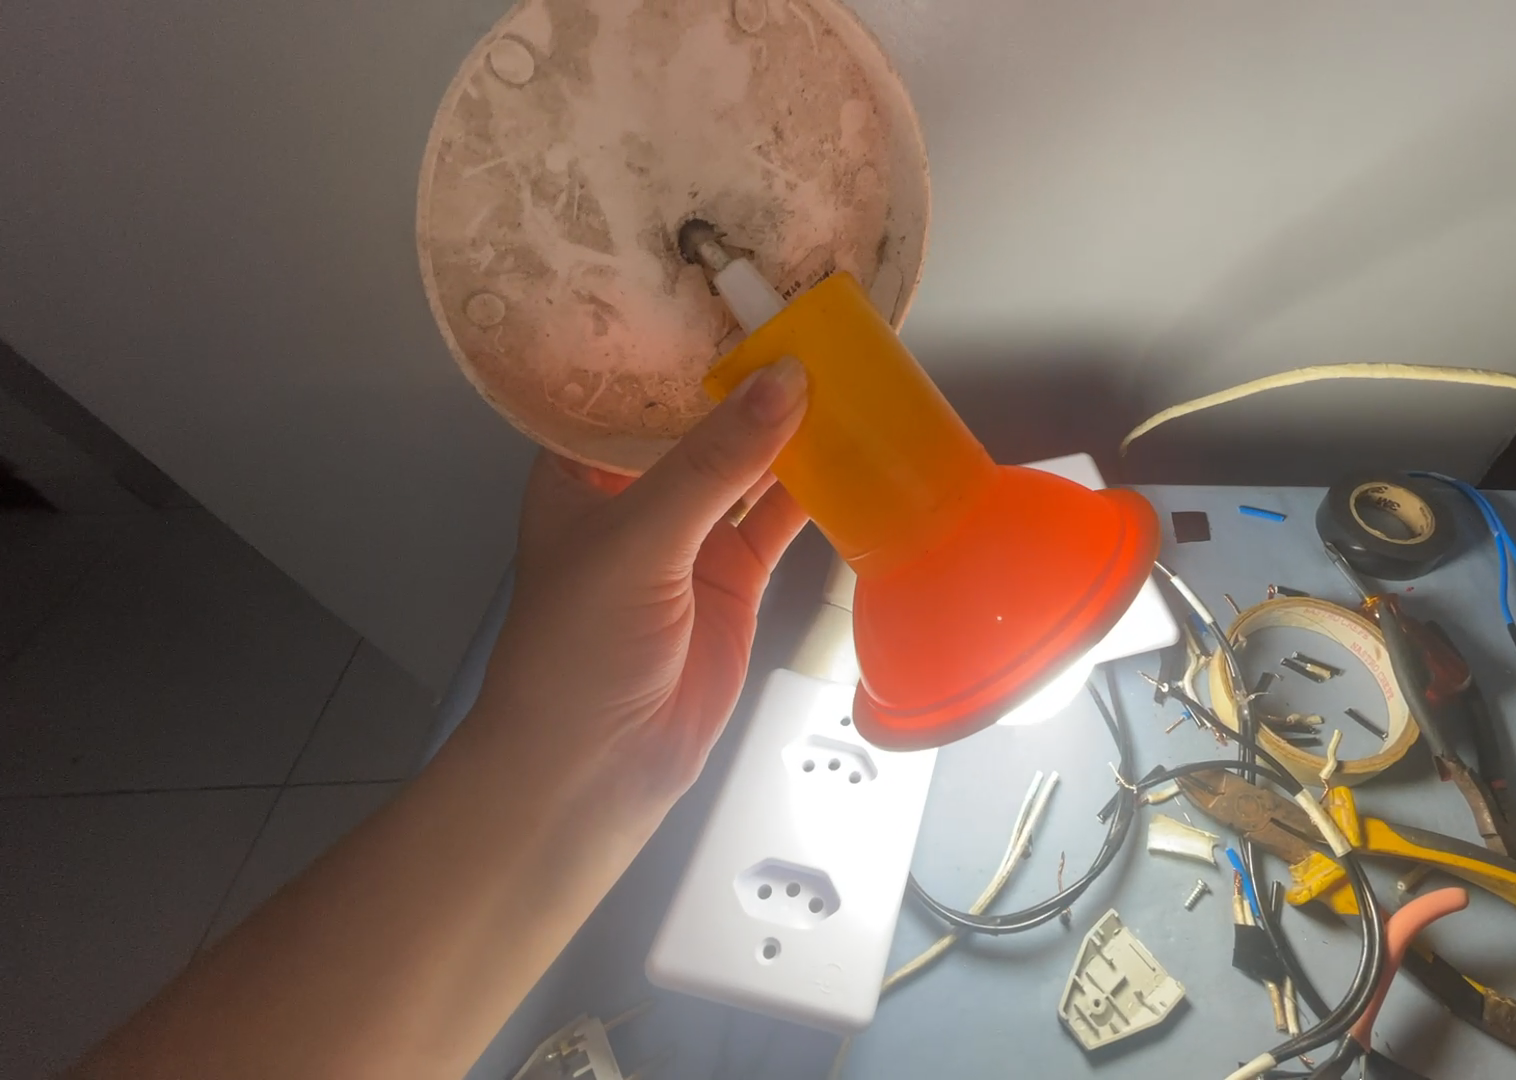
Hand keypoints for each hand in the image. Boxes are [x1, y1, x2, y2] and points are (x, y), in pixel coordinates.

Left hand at [475, 356, 810, 796]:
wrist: (602, 767)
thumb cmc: (582, 646)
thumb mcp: (640, 540)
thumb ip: (714, 464)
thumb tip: (787, 380)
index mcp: (585, 468)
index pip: (636, 386)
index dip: (686, 341)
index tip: (741, 290)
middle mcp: (639, 492)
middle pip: (703, 423)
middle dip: (751, 384)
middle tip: (809, 326)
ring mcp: (693, 535)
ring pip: (751, 468)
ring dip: (792, 435)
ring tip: (843, 379)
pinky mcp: (736, 574)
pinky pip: (780, 520)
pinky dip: (815, 493)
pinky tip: (851, 457)